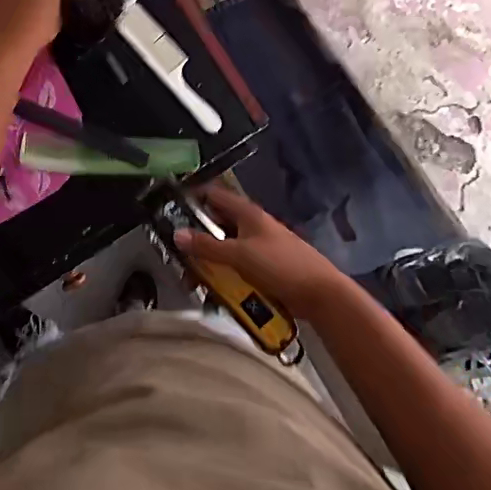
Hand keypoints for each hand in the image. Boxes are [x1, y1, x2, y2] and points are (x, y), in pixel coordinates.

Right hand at [175, 185, 348, 318]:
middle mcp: (251, 226)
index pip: (213, 195)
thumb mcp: (240, 255)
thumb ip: (207, 246)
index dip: (192, 198)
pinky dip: (224, 277)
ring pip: (224, 250)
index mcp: (247, 213)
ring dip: (209, 264)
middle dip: (196, 241)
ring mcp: (258, 247)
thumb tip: (177, 234)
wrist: (321, 294)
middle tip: (178, 257)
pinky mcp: (264, 268)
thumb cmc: (280, 266)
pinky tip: (215, 291)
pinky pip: (236, 268)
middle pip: (216, 226)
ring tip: (194, 282)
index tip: (169, 209)